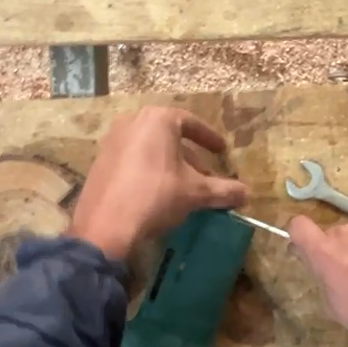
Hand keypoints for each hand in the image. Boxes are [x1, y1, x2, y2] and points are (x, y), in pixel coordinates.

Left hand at [67, 107, 247, 258]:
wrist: (106, 225)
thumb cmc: (156, 196)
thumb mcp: (196, 193)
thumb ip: (224, 190)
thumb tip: (247, 193)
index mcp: (157, 120)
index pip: (190, 123)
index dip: (209, 138)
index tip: (221, 151)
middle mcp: (132, 122)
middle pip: (169, 135)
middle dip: (190, 155)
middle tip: (204, 174)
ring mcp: (112, 141)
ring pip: (150, 147)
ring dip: (169, 163)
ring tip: (183, 186)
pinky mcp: (100, 161)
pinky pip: (132, 159)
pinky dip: (149, 170)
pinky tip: (157, 193)